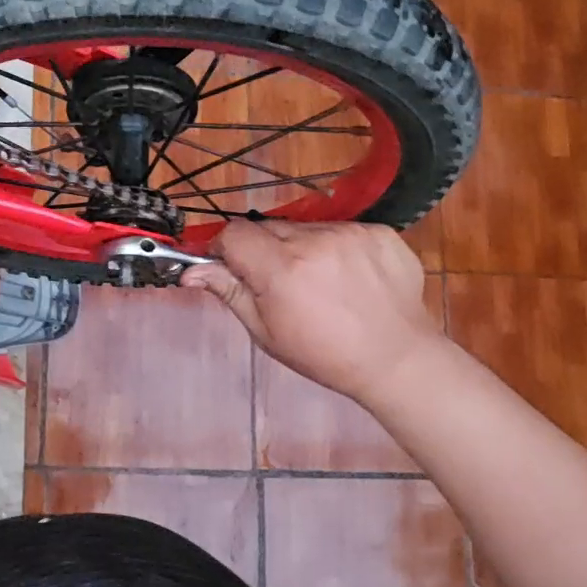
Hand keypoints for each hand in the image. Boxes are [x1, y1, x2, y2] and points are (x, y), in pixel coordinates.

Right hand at [181, 220, 440, 401]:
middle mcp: (315, 240)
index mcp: (282, 269)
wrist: (396, 359)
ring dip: (301, 248)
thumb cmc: (323, 355)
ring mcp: (351, 233)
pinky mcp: (379, 232)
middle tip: (279, 284)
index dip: (226, 248)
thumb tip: (191, 270)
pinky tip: (349, 279)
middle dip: (264, 250)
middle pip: (269, 227)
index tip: (232, 267)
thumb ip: (230, 292)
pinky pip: (342, 230)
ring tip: (319, 284)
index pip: (234, 233)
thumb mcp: (266, 333)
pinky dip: (336, 249)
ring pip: (306, 228)